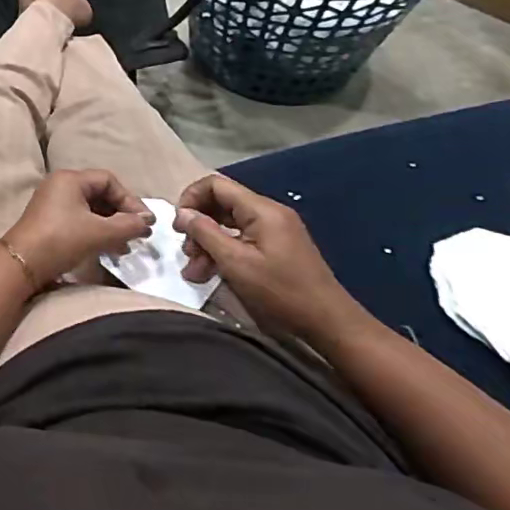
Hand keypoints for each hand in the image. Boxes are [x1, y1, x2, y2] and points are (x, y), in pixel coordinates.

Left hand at [3, 170, 152, 283]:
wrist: (23, 262)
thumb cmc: (62, 239)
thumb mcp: (100, 232)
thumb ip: (128, 225)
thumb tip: (147, 220)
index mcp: (70, 179)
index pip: (108, 181)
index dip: (129, 199)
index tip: (144, 222)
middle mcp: (60, 185)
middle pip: (100, 194)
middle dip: (121, 215)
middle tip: (139, 234)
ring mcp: (53, 203)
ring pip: (91, 209)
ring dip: (111, 226)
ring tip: (126, 246)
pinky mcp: (50, 220)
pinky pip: (80, 219)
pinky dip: (97, 231)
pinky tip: (109, 249)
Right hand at [173, 174, 369, 341]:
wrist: (330, 324)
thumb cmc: (281, 291)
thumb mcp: (235, 262)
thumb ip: (204, 232)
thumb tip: (182, 213)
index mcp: (262, 210)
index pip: (215, 185)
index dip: (191, 198)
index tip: (179, 225)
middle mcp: (269, 213)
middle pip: (220, 204)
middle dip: (198, 226)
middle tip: (187, 252)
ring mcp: (274, 230)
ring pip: (227, 224)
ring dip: (207, 243)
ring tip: (195, 271)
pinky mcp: (276, 247)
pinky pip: (240, 238)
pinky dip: (222, 252)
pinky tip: (210, 273)